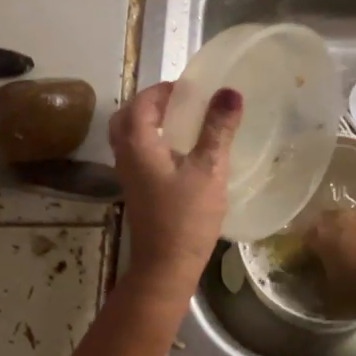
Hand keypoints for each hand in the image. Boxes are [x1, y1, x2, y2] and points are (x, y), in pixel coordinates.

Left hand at [110, 82, 242, 303]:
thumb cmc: (186, 217)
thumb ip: (218, 129)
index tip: (191, 88)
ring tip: (184, 122)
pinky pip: (138, 153)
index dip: (163, 90)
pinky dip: (153, 142)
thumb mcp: (208, 170)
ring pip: (131, 137)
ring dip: (151, 123)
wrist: (166, 266)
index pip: (142, 102)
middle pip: (128, 117)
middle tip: (182, 102)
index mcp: (138, 144)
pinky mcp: (137, 190)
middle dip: (152, 104)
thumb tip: (229, 92)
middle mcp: (126, 155)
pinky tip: (181, 151)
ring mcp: (129, 175)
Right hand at [304, 208, 355, 304]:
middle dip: (322, 232)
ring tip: (349, 245)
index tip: (305, 254)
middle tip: (325, 248)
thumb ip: (323, 267)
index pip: (302, 233)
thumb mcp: (334, 281)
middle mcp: (337, 215)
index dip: (303, 244)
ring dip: (343, 228)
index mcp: (319, 231)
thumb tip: (321, 263)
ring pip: (344, 218)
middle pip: (322, 220)